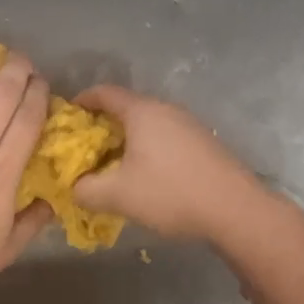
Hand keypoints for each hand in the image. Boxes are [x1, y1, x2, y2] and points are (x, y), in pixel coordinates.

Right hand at [70, 85, 263, 241]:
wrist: (236, 210)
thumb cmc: (170, 193)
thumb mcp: (117, 196)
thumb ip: (85, 189)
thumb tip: (73, 186)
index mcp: (142, 111)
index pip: (104, 93)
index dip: (82, 101)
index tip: (67, 117)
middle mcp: (166, 109)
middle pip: (126, 107)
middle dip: (102, 125)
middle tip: (85, 148)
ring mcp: (189, 124)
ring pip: (148, 123)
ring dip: (127, 139)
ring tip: (113, 164)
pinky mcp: (204, 143)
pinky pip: (166, 136)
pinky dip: (149, 147)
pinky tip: (147, 175)